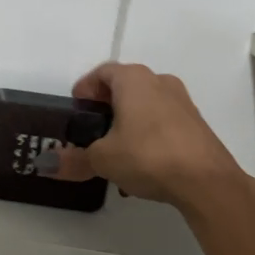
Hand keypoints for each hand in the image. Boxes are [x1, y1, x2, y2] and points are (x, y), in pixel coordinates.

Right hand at [39, 62, 243, 210]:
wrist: (207, 182)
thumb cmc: (148, 155)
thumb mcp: (103, 159)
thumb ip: (74, 159)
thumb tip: (47, 164)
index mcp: (133, 79)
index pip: (102, 72)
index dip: (86, 89)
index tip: (77, 110)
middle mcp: (159, 81)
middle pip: (126, 87)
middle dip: (107, 107)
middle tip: (93, 131)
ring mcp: (182, 102)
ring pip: (147, 106)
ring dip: (129, 123)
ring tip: (116, 153)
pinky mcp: (197, 125)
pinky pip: (164, 123)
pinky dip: (149, 136)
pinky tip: (142, 165)